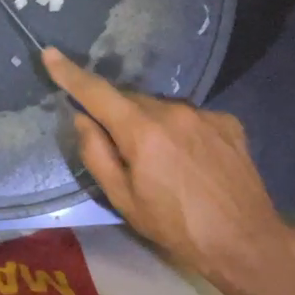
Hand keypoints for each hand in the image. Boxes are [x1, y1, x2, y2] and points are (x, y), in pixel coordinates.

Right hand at [42, 47, 294, 293]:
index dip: (70, 73)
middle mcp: (174, 112)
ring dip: (148, 122)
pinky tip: (187, 159)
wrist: (245, 241)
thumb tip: (82, 119)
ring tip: (157, 161)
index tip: (50, 54)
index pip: (97, 92)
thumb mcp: (122, 199)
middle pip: (130, 99)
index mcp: (142, 132)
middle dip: (115, 113)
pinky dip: (177, 130)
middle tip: (115, 146)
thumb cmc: (174, 226)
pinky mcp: (228, 122)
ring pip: (160, 107)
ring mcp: (204, 115)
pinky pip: (188, 117)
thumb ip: (96, 154)